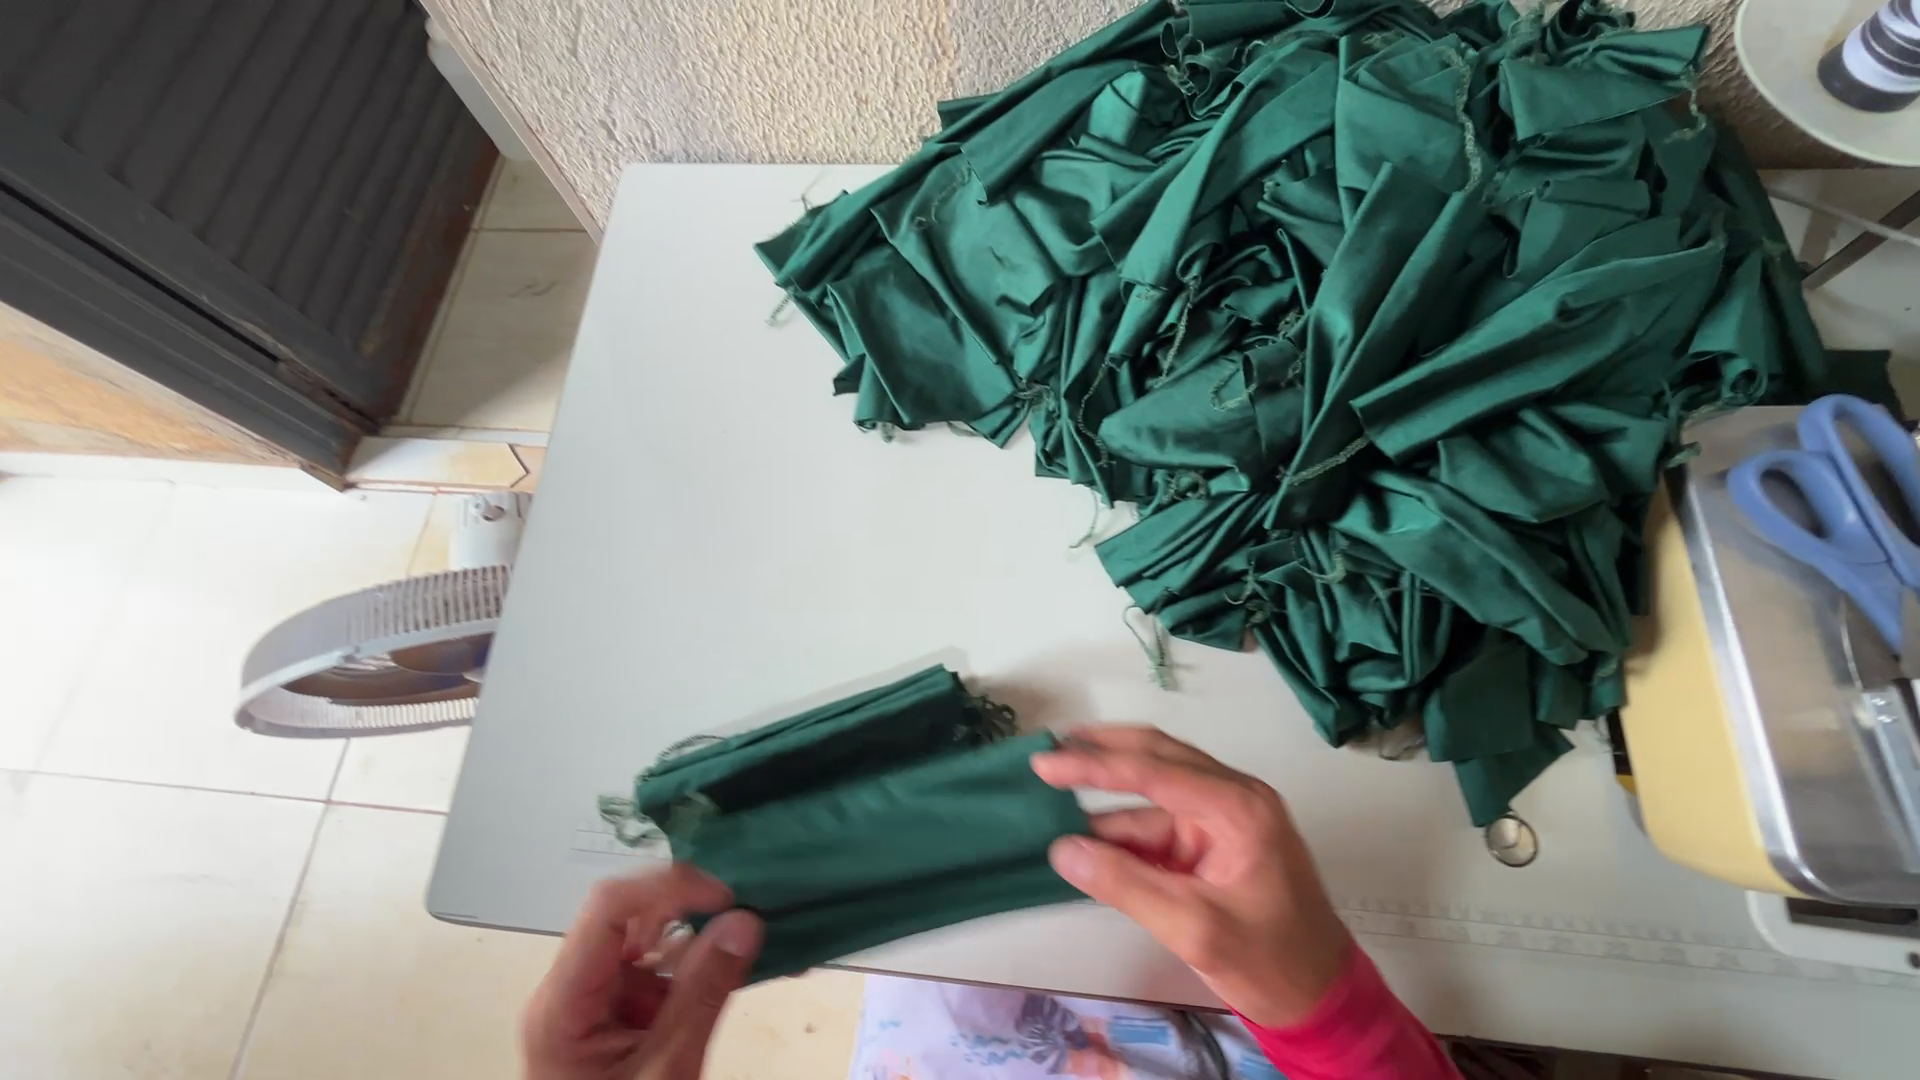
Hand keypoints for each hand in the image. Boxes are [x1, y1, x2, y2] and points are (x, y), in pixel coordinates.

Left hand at [522, 865, 764, 1079]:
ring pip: (651, 938)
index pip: (608, 909)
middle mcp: (573, 988)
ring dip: (703, 935)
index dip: (667, 887)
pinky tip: (742, 968)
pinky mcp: (620, 1012)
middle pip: (630, 917)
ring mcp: (596, 999)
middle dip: (691, 909)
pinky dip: (703, 963)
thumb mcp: (666, 1072)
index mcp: (563, 1002)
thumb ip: (704, 993)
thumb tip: (746, 920)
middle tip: (748, 917)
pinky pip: (661, 968)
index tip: (726, 897)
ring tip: (755, 940)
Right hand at [1031, 726, 1351, 1028]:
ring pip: (1150, 793)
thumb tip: (1061, 850)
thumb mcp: (1196, 929)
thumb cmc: (1270, 963)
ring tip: (1049, 801)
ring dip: (1104, 801)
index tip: (1045, 764)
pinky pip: (1156, 824)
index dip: (1093, 764)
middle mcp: (1229, 796)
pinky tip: (1085, 839)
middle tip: (1047, 755)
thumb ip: (1126, 885)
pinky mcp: (1210, 840)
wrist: (1320, 1002)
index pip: (1153, 769)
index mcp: (1237, 805)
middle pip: (1154, 757)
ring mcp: (1220, 817)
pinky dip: (1120, 830)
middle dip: (1099, 755)